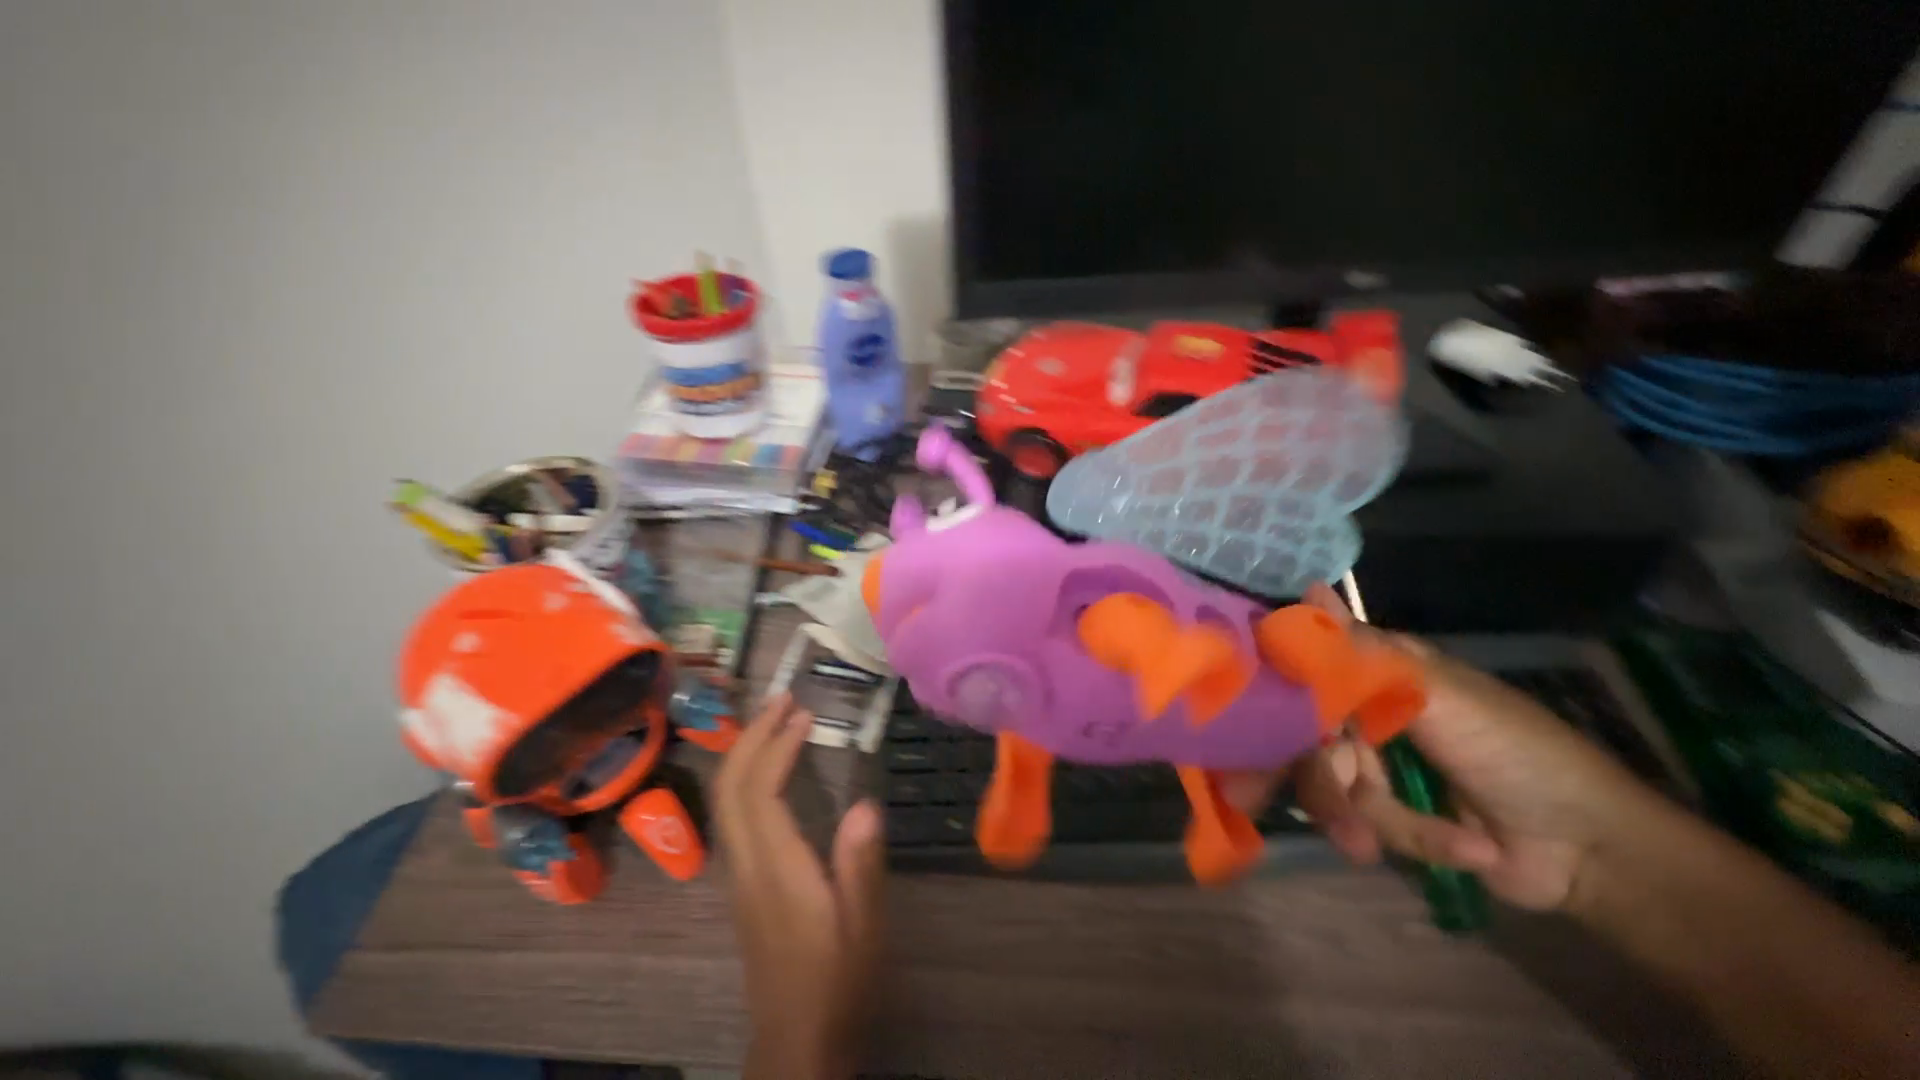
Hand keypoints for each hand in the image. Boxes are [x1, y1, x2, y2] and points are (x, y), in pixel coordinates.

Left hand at [714, 694, 883, 1079]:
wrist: (796, 1038)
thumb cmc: (838, 981)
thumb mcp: (863, 928)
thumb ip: (860, 866)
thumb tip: (866, 804)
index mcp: (776, 869)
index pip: (760, 790)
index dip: (776, 745)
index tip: (804, 714)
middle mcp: (746, 865)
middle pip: (730, 786)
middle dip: (750, 735)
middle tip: (783, 699)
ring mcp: (738, 875)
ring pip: (723, 800)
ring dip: (744, 753)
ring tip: (777, 722)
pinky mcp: (742, 885)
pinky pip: (732, 815)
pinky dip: (746, 778)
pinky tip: (772, 773)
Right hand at [1232, 585, 1662, 911]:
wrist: (1590, 850)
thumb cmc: (1518, 752)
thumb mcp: (1442, 698)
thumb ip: (1365, 657)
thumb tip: (1307, 588)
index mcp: (1380, 672)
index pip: (1305, 667)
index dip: (1269, 690)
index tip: (1231, 717)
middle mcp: (1368, 712)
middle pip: (1302, 737)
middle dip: (1311, 775)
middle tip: (1283, 801)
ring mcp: (1379, 768)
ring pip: (1325, 786)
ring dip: (1356, 816)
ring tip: (1369, 845)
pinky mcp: (1390, 818)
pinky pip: (1364, 824)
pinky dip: (1411, 839)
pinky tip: (1461, 849)